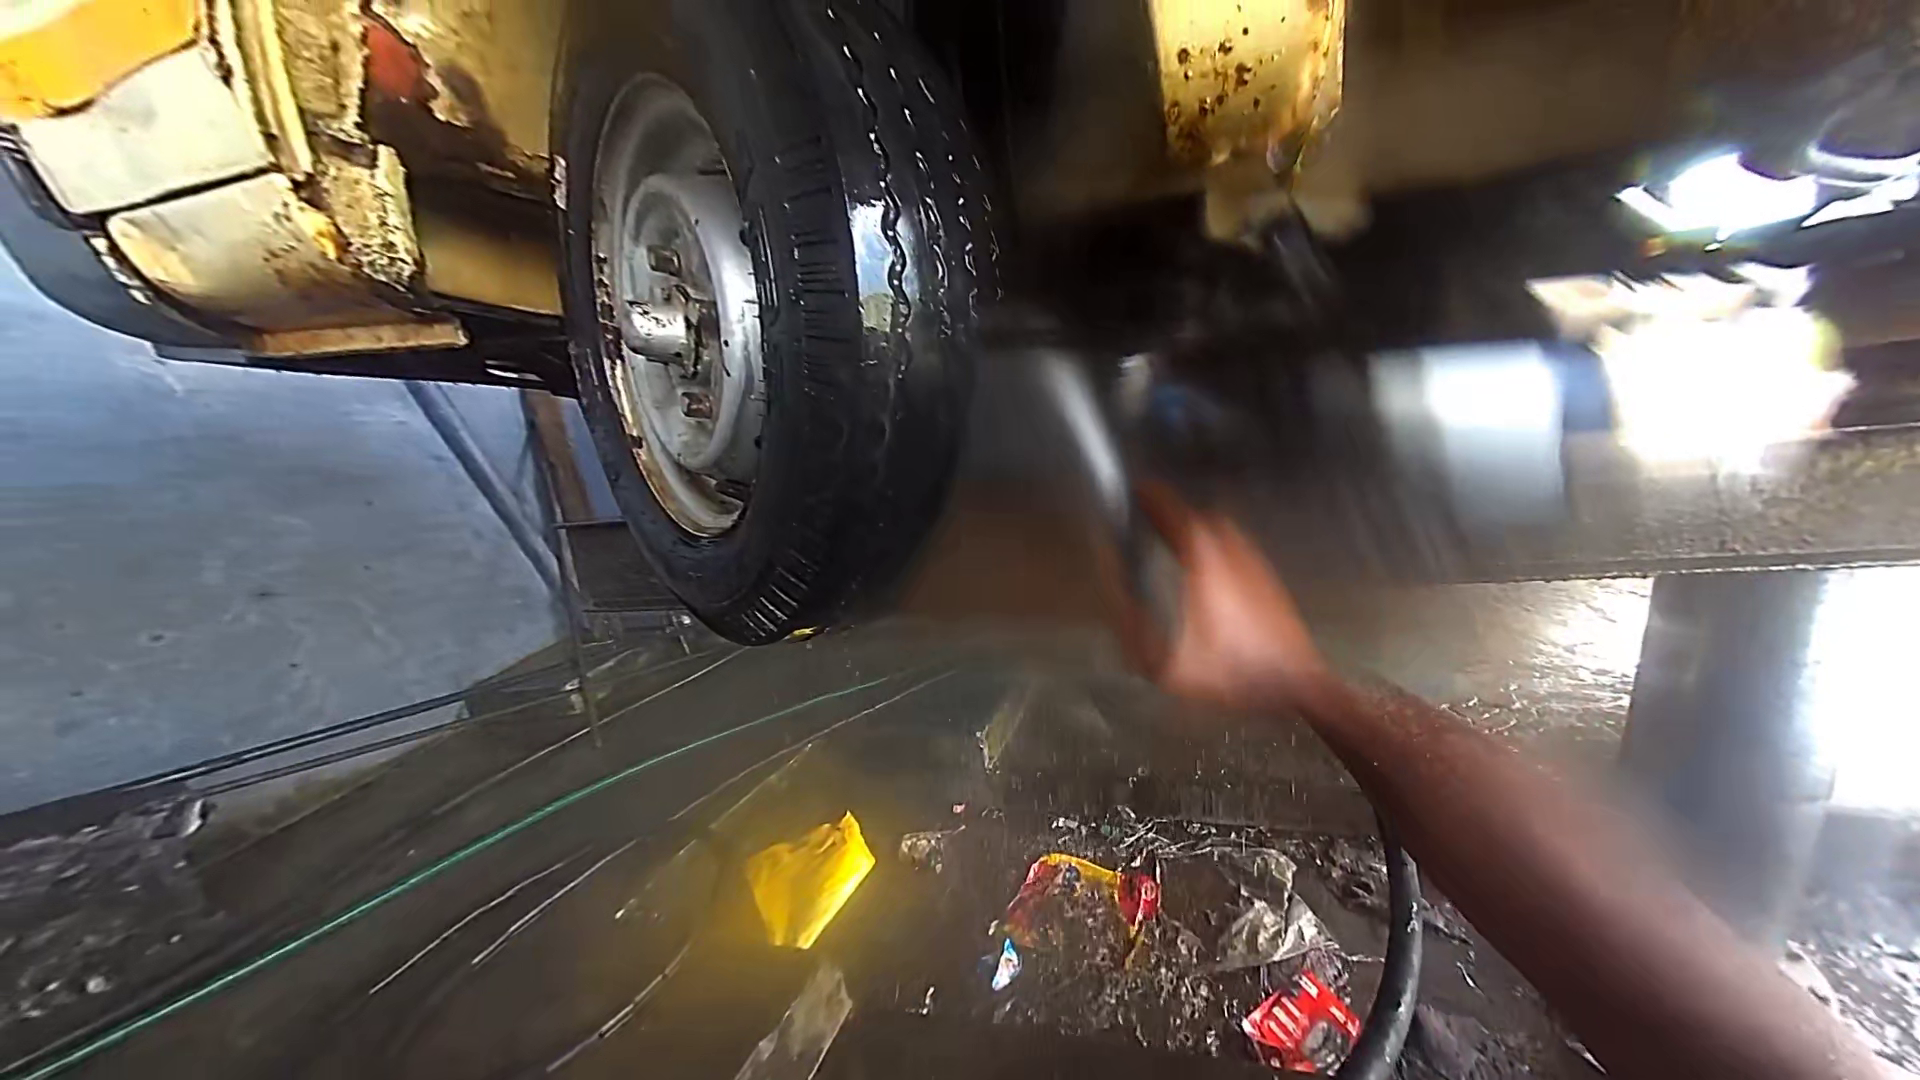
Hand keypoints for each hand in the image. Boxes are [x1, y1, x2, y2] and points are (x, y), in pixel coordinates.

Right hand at [1130, 484, 1330, 711]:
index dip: (1154, 498)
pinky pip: (1235, 544)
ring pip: (1222, 528)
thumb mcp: (1164, 662)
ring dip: (1194, 524)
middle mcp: (1231, 553)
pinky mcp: (1267, 578)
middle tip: (1149, 514)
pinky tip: (1205, 562)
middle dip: (1172, 510)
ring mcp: (1253, 564)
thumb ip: (1131, 624)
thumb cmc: (1227, 673)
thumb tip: (1113, 588)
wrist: (1293, 686)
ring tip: (1172, 535)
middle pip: (1199, 516)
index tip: (1138, 489)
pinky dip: (1213, 540)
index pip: (1176, 515)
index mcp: (1204, 564)